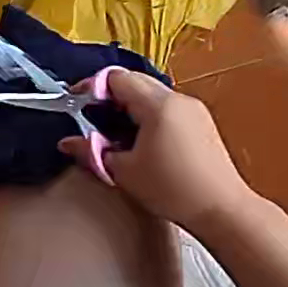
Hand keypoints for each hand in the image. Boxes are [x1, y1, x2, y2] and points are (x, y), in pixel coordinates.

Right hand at [59, 68, 255, 233]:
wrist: (221, 208)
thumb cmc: (170, 189)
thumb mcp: (124, 171)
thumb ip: (92, 152)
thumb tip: (66, 143)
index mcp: (157, 105)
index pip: (117, 78)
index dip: (91, 86)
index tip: (75, 102)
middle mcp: (177, 99)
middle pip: (135, 82)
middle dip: (109, 96)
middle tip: (90, 118)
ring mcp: (193, 110)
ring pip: (152, 95)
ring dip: (128, 107)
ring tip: (113, 134)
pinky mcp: (202, 123)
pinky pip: (167, 109)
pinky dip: (147, 116)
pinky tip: (140, 142)